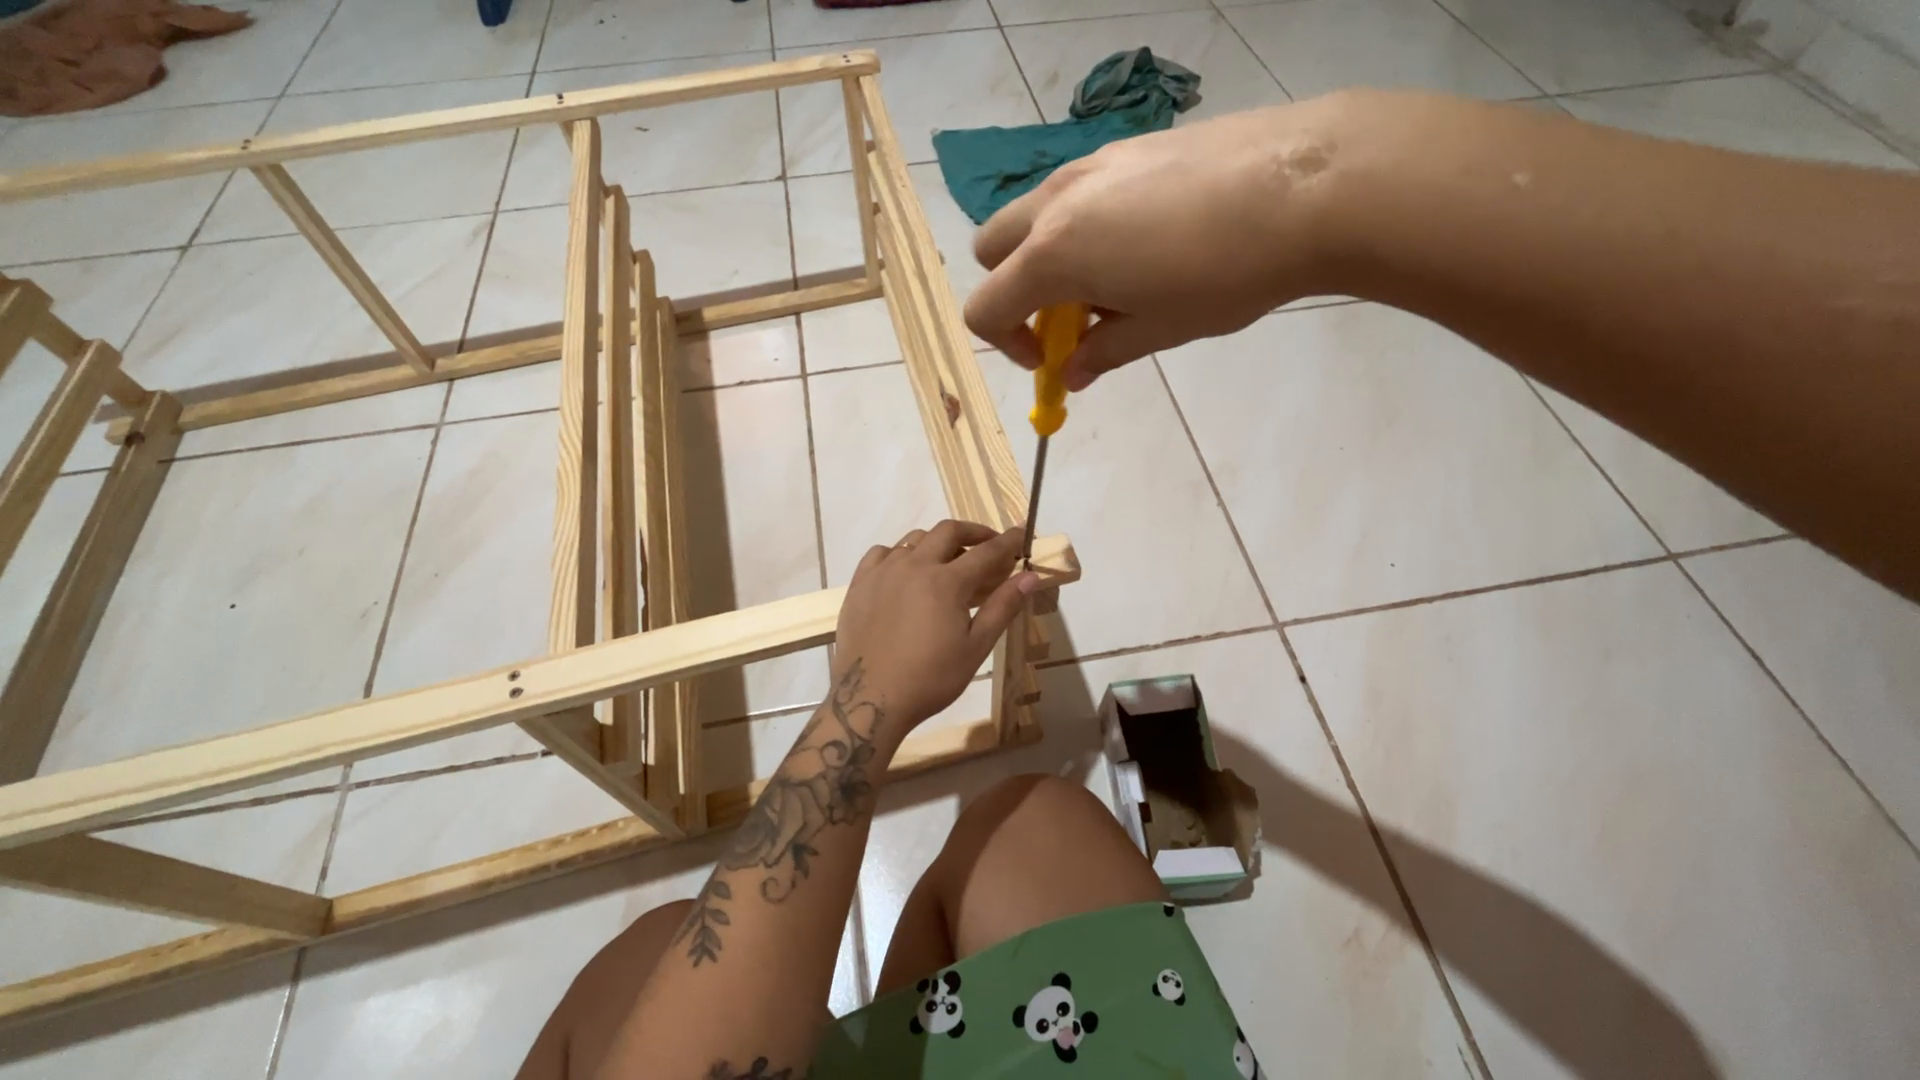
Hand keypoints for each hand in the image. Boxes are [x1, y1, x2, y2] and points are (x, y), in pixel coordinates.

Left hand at [834, 521, 1038, 732]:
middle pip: (947, 532)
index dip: (1008, 542)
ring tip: (949, 562)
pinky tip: (907, 572)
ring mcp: (882, 572)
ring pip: (914, 540)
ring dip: (937, 543)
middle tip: (988, 546)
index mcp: (946, 581)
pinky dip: (901, 554)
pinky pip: (882, 554)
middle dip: (973, 533)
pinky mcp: (859, 584)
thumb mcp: (975, 647)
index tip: (1021, 534)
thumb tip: (1030, 576)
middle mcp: (913, 565)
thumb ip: (1003, 606)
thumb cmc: (931, 678)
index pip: (986, 551)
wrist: (871, 700)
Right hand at [964, 98, 1352, 388]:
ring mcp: (1091, 165)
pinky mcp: (1129, 146)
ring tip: (1116, 280)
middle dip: (1012, 290)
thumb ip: (1102, 353)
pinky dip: (1085, 225)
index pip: (986, 307)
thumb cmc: (1223, 274)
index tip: (1052, 358)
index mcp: (1053, 255)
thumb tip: (1073, 372)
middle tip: (1068, 317)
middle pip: (991, 250)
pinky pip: (1079, 191)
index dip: (1007, 345)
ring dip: (1049, 256)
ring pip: (1035, 215)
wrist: (1305, 185)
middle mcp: (1056, 202)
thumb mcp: (1158, 329)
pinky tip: (1149, 241)